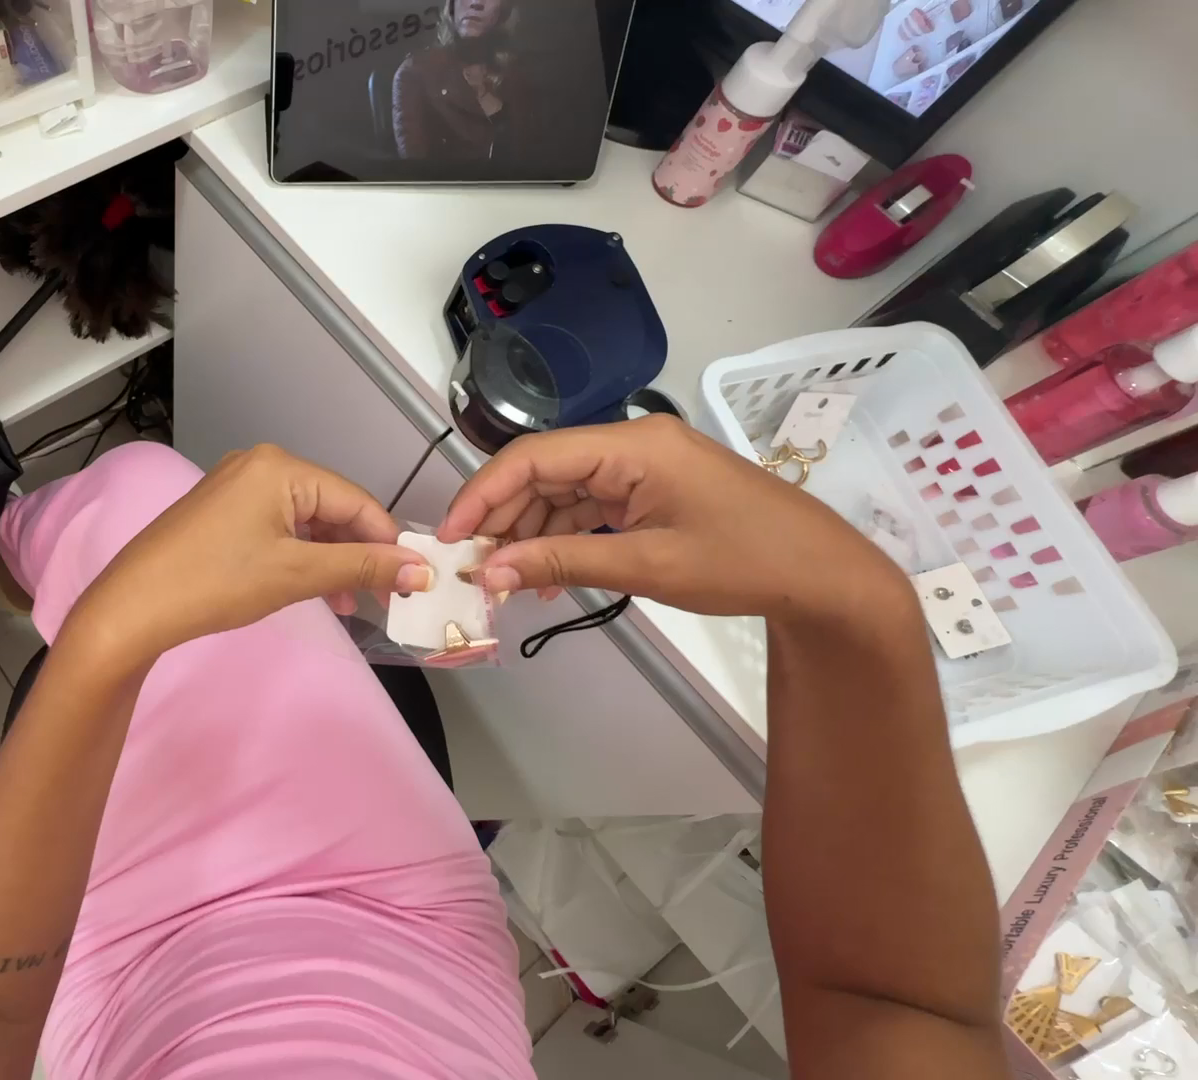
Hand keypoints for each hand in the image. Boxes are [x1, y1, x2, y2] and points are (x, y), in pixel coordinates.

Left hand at [67, 445, 430, 660]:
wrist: (134, 605)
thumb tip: (421, 569)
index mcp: (280, 467)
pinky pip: (277, 527)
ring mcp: (236, 486)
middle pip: (331, 507)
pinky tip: (313, 588)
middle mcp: (259, 465)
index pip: (356, 499)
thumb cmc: (217, 582)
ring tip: (348, 602)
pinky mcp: (222, 511)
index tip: (411, 582)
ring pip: (305, 520)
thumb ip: (362, 566)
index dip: (388, 542)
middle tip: (382, 598)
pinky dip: (299, 556)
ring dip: (330, 559)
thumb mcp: (297, 574)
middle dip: (358, 553)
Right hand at [439, 415, 910, 623]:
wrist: (825, 579)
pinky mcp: (646, 491)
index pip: (533, 457)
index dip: (482, 493)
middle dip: (501, 519)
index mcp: (631, 446)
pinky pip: (585, 510)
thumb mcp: (644, 565)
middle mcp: (628, 446)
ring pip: (558, 494)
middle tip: (471, 565)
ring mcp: (638, 468)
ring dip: (528, 535)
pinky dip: (560, 541)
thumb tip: (488, 573)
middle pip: (541, 473)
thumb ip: (559, 562)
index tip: (450, 536)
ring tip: (503, 580)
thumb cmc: (742, 563)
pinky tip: (542, 578)